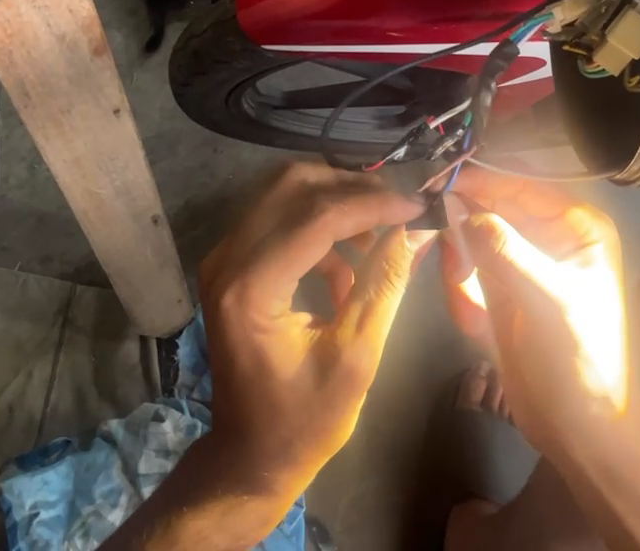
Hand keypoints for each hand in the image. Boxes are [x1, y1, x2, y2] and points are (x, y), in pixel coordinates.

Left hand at [198, 161, 432, 501]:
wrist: (249, 453)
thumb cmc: (304, 420)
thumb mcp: (355, 356)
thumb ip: (383, 285)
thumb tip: (411, 229)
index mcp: (252, 287)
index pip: (316, 217)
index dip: (371, 204)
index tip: (416, 203)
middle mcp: (227, 259)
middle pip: (292, 186)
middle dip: (351, 188)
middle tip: (397, 205)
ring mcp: (223, 257)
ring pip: (283, 193)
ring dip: (335, 203)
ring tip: (380, 234)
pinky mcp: (230, 262)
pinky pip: (277, 218)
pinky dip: (317, 228)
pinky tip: (348, 268)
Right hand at [441, 169, 633, 464]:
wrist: (583, 433)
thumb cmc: (580, 364)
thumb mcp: (548, 303)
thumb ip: (505, 251)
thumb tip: (462, 210)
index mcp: (577, 226)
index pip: (519, 183)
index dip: (478, 179)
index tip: (434, 182)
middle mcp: (551, 233)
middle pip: (489, 205)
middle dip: (463, 231)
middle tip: (448, 262)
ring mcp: (523, 260)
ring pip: (470, 237)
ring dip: (461, 267)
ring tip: (472, 311)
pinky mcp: (502, 286)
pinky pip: (467, 268)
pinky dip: (462, 291)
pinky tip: (476, 324)